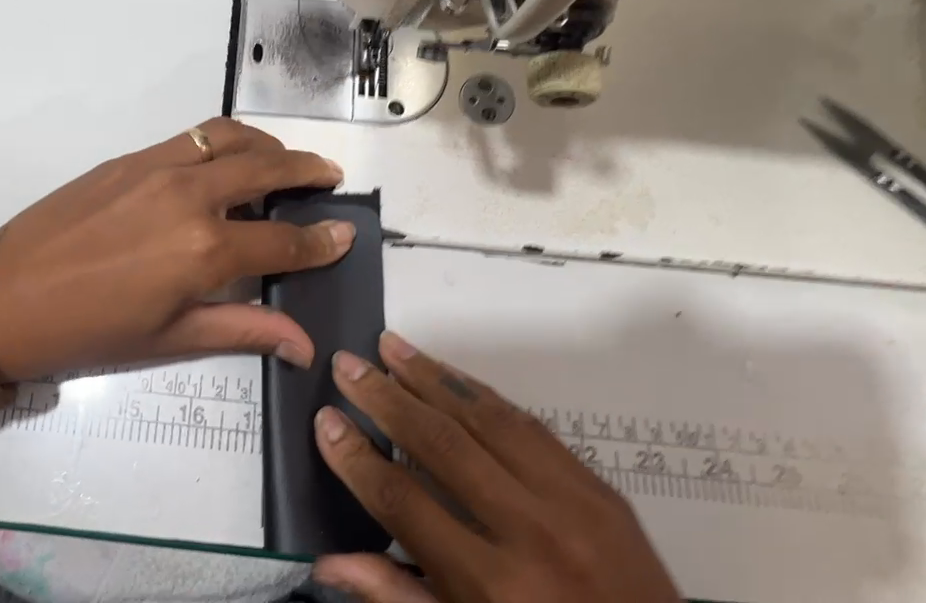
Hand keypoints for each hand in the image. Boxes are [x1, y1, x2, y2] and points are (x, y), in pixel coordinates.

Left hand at [0, 118, 350, 380]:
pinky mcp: (130, 157)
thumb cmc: (89, 332)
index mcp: (204, 250)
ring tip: (284, 161)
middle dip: (307, 169)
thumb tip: (305, 346)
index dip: (321, 240)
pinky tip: (227, 161)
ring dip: (267, 144)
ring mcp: (158, 167)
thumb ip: (244, 330)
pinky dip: (224, 141)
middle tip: (329, 176)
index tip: (346, 231)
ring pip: (230, 137)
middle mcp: (190, 196)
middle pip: (266, 168)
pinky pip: (191, 136)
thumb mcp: (170, 339)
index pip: (283, 241)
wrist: (4, 297)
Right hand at [313, 334, 680, 602]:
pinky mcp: (600, 488)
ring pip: (487, 418)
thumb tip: (329, 561)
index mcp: (492, 587)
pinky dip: (483, 395)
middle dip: (386, 398)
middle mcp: (531, 532)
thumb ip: (400, 598)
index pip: (404, 502)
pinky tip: (451, 375)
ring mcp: (572, 503)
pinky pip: (531, 426)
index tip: (325, 421)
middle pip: (441, 444)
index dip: (357, 459)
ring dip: (433, 377)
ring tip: (390, 347)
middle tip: (346, 364)